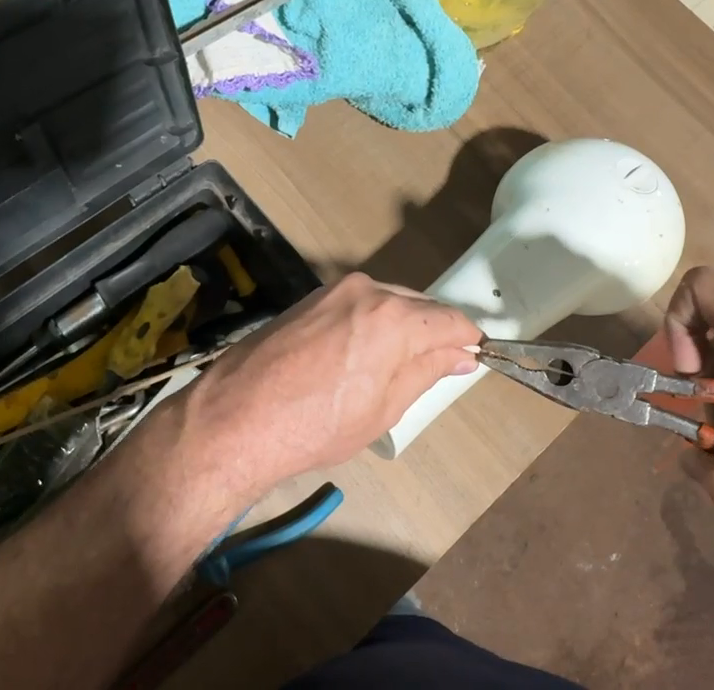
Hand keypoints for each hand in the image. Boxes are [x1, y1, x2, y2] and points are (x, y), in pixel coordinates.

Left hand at [180, 273, 480, 500]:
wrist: (238, 416)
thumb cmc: (318, 424)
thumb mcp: (384, 407)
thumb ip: (427, 372)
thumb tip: (461, 355)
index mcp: (393, 316)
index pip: (450, 319)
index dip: (467, 339)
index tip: (475, 356)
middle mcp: (366, 290)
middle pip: (417, 305)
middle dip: (433, 332)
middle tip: (438, 368)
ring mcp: (332, 290)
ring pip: (385, 302)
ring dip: (400, 327)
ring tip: (398, 367)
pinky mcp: (308, 300)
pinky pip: (356, 305)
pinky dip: (370, 324)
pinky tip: (362, 356)